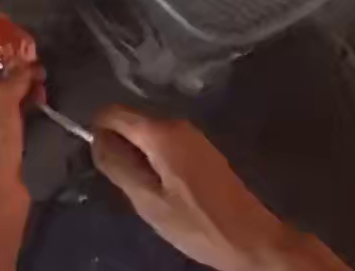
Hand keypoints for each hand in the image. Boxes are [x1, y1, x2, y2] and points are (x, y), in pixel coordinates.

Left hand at [0, 65, 40, 270]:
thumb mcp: (0, 107)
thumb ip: (11, 81)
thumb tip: (25, 61)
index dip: (13, 69)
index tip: (34, 64)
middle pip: (2, 89)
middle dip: (22, 82)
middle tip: (43, 76)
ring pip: (12, 105)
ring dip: (28, 96)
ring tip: (45, 91)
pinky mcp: (5, 148)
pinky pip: (18, 122)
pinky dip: (30, 113)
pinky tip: (42, 110)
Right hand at [91, 107, 348, 270]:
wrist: (257, 243)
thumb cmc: (199, 224)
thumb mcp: (149, 202)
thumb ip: (117, 165)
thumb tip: (96, 139)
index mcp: (158, 132)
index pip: (112, 111)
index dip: (99, 130)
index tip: (105, 160)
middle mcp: (173, 122)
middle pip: (130, 121)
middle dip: (122, 145)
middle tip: (130, 182)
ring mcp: (191, 133)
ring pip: (147, 132)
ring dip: (140, 154)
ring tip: (151, 189)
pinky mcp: (202, 147)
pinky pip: (165, 141)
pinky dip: (157, 158)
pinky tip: (169, 188)